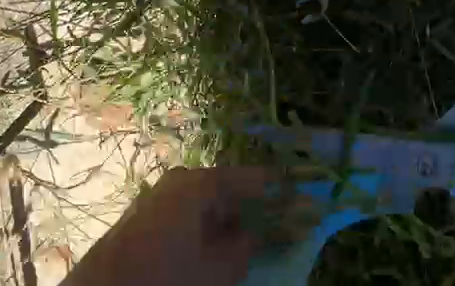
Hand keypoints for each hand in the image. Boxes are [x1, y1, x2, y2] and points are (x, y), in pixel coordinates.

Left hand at [63, 167, 286, 285]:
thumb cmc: (164, 279)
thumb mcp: (216, 270)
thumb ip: (245, 248)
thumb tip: (260, 234)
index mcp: (198, 183)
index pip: (251, 178)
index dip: (281, 190)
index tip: (307, 197)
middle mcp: (179, 182)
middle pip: (230, 190)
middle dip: (258, 208)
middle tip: (287, 224)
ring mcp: (161, 200)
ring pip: (210, 207)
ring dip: (234, 223)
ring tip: (259, 240)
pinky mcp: (147, 223)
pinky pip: (191, 220)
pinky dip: (211, 232)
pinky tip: (223, 250)